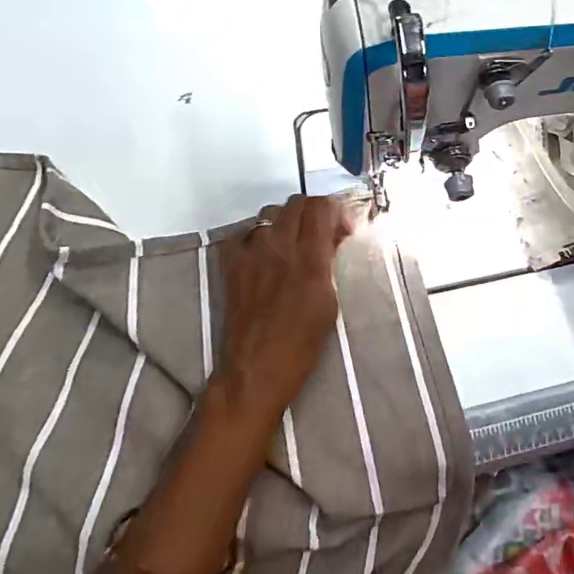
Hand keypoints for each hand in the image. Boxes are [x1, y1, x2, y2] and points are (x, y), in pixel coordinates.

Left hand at [214, 195, 356, 421]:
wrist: (254, 370)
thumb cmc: (300, 346)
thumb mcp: (328, 304)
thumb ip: (328, 266)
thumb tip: (330, 242)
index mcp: (308, 258)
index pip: (320, 207)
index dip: (335, 212)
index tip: (342, 232)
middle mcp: (277, 246)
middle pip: (296, 204)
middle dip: (313, 213)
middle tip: (322, 235)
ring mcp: (250, 252)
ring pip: (270, 214)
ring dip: (287, 222)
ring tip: (294, 245)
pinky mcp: (230, 263)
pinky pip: (245, 233)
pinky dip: (258, 236)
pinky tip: (265, 254)